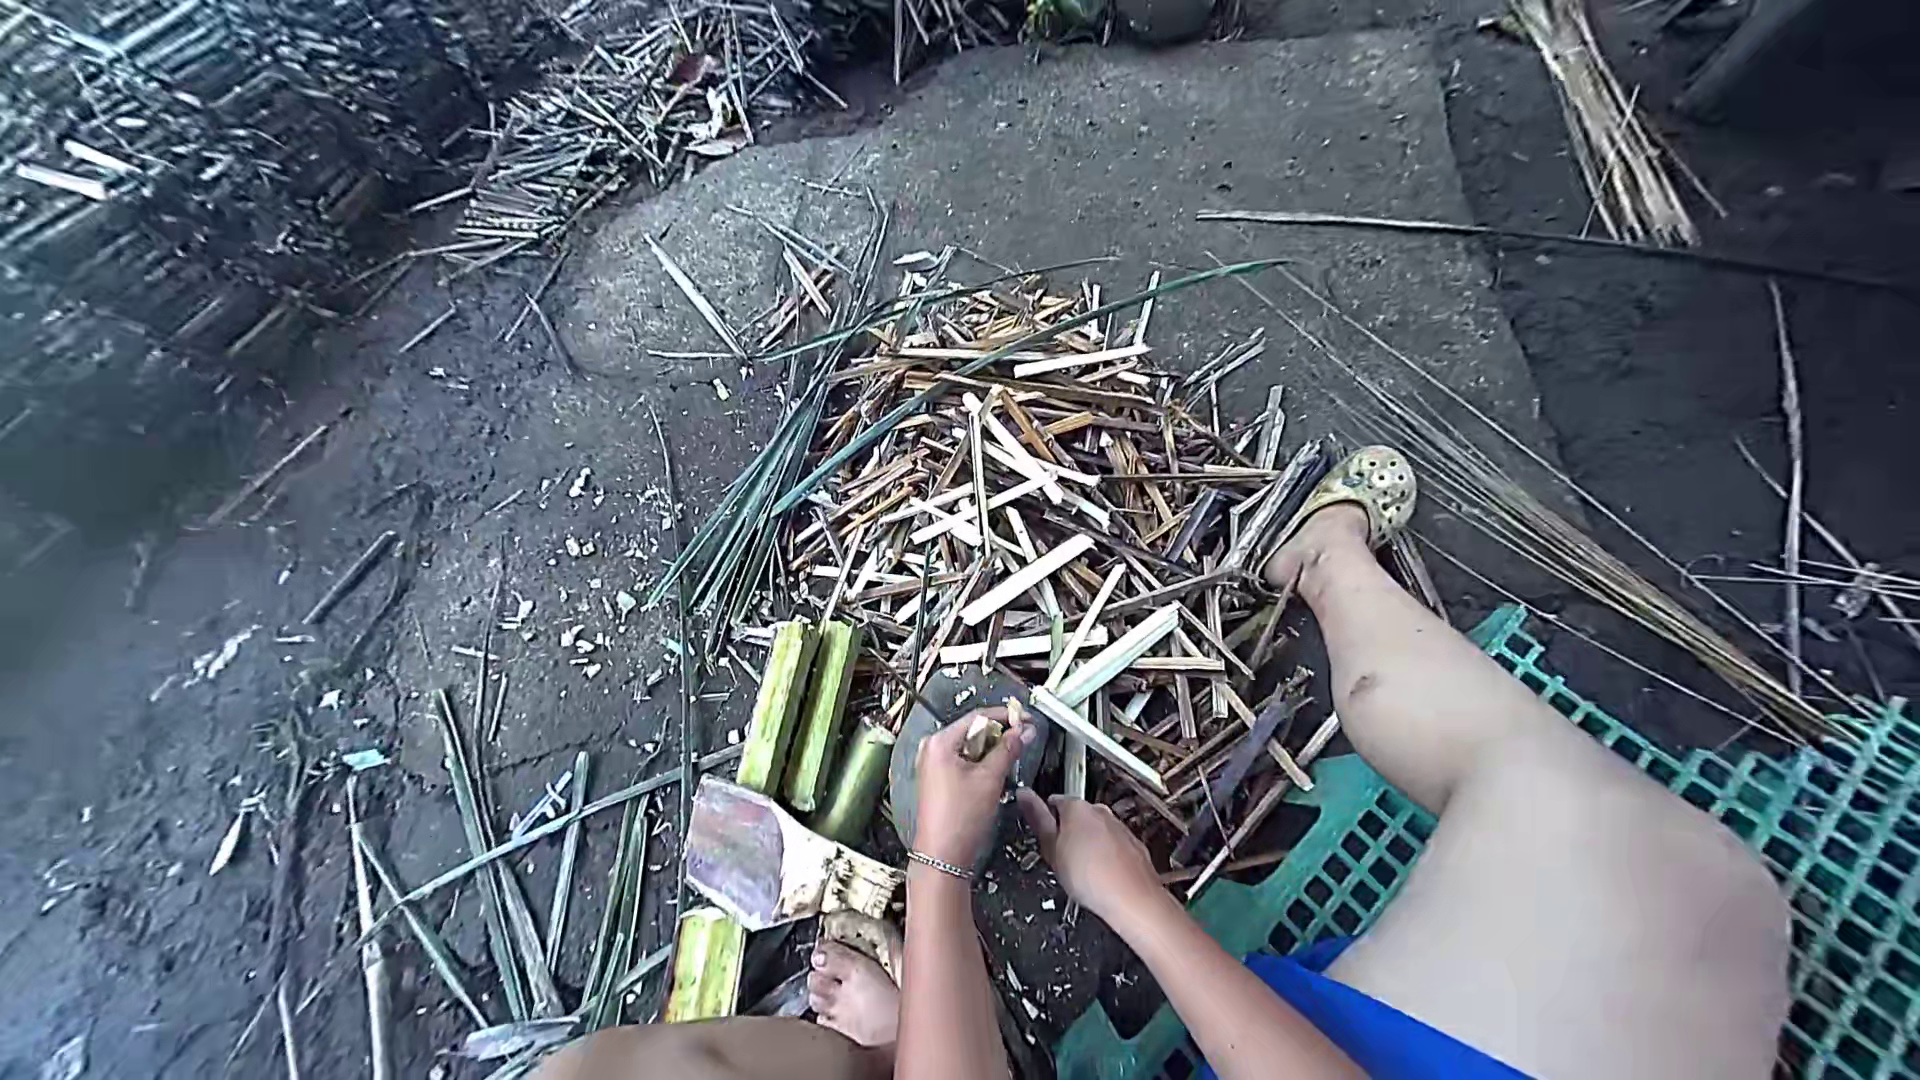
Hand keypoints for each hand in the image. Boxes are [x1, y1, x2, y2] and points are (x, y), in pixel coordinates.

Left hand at [912, 706, 1030, 866]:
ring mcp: (935, 764)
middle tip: (1024, 738)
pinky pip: (965, 761)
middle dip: (1000, 734)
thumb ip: (1008, 749)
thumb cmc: (959, 819)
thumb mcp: (990, 779)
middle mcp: (933, 748)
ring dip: (993, 750)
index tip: (1025, 719)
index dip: (1005, 716)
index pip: (978, 717)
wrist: (942, 858)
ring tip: (1012, 757)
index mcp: (940, 742)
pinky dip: (982, 763)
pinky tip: (996, 772)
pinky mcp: (940, 779)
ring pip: (971, 746)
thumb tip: (1024, 731)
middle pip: (973, 730)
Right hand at [1016, 791, 1163, 924]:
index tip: (1046, 841)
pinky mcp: (1134, 844)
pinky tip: (1103, 878)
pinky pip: (1114, 847)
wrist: (1133, 900)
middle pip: (1076, 817)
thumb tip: (1024, 794)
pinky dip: (1108, 857)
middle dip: (1068, 835)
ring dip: (1089, 847)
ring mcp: (1119, 827)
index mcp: (1076, 807)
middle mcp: (1100, 810)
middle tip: (1062, 860)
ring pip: (1096, 832)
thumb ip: (1037, 819)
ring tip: (1084, 874)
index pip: (1053, 802)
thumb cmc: (1091, 877)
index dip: (1046, 822)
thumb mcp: (1051, 850)